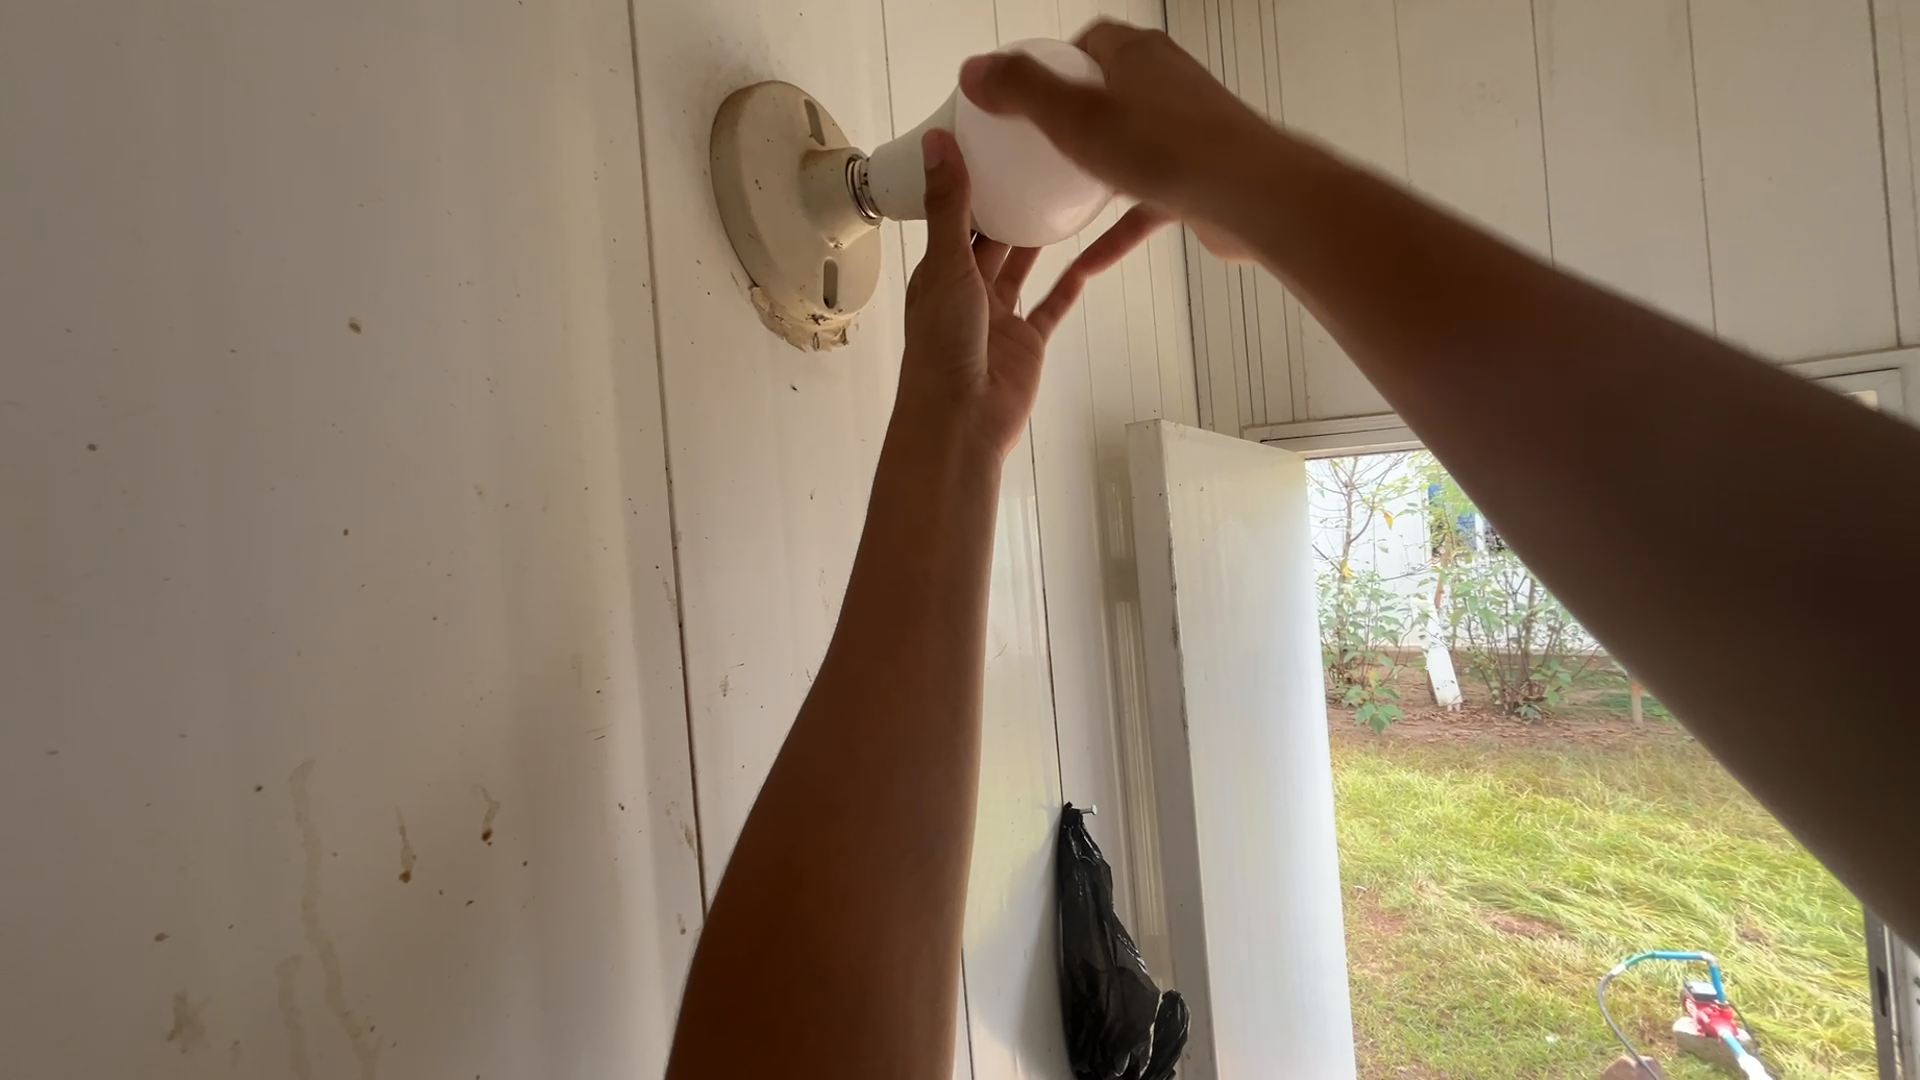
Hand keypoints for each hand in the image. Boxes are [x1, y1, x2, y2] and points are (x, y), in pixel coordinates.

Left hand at [898, 129, 1163, 457]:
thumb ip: (949, 208)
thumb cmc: (943, 347)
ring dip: (1037, 237)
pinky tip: (1089, 253)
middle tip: (1036, 157)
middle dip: (1008, 203)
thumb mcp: (946, 267)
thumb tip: (937, 141)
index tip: (993, 140)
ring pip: (1021, 268)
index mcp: (937, 273)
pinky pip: (1051, 305)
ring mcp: (999, 318)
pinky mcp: (1028, 342)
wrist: (963, 420)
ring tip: (1062, 193)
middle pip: (990, 239)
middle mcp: (967, 292)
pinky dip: (1069, 282)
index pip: (954, 218)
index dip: (971, 182)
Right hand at [958, 20, 1271, 260]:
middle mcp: (1165, 87)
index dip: (1055, 64)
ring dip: (1095, 177)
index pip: (1089, 44)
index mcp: (1137, 57)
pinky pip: (1142, 208)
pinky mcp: (1194, 182)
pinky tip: (1089, 262)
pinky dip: (1115, 232)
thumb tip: (977, 71)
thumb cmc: (1171, 148)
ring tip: (1062, 199)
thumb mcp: (1075, 115)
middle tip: (1038, 150)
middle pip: (1109, 96)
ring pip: (1128, 153)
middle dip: (1074, 120)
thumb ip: (1023, 90)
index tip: (1026, 94)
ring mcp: (1183, 136)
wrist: (1246, 194)